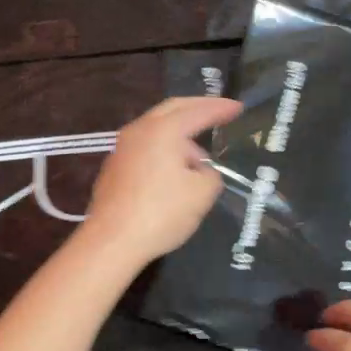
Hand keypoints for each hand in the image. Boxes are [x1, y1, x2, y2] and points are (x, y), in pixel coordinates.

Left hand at [81, 96, 243, 264]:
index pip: (198, 111)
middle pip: (172, 109)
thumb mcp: (202, 194)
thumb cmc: (161, 213)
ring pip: (156, 129)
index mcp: (163, 130)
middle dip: (197, 109)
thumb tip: (202, 170)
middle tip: (219, 112)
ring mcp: (122, 148)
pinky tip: (174, 171)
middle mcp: (139, 130)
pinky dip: (164, 148)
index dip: (221, 108)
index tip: (239, 108)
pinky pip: (145, 146)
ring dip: (180, 134)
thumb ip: (211, 174)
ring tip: (199, 156)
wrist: (112, 241)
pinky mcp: (114, 167)